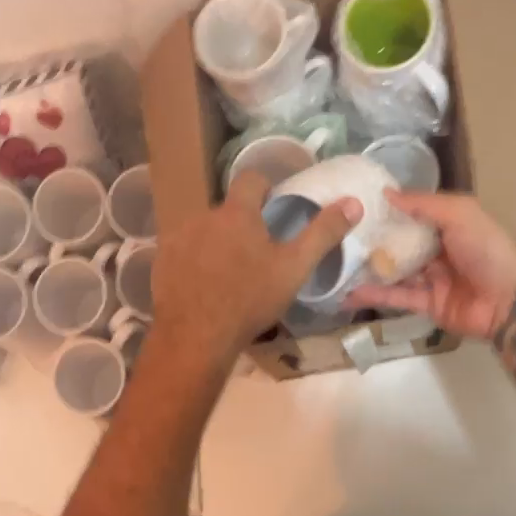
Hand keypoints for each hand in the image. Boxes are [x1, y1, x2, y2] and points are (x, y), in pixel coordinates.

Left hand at [151, 171, 360, 367]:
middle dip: (242, 224)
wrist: (196, 335)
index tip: (275, 204)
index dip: (265, 187)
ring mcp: (178, 239)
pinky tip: (206, 288)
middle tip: (257, 253)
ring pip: (204, 232)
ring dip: (217, 244)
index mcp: (237, 212)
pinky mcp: (162, 262)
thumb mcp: (294, 268)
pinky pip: (184, 254)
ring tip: (231, 275)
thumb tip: (353, 203)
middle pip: (227, 210)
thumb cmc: (250, 299)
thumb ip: (323, 234)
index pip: (251, 179)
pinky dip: (196, 263)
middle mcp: (204, 216)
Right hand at [345, 191, 515, 340]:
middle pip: (400, 244)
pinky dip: (374, 296)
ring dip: (368, 269)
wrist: (511, 301)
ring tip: (335, 265)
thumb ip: (424, 204)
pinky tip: (348, 293)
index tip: (356, 205)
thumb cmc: (489, 249)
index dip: (388, 210)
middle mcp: (440, 249)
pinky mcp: (428, 305)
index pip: (414, 214)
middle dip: (373, 241)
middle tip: (337, 236)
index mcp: (450, 224)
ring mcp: (433, 279)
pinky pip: (397, 298)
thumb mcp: (460, 214)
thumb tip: (386, 193)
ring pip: (395, 271)